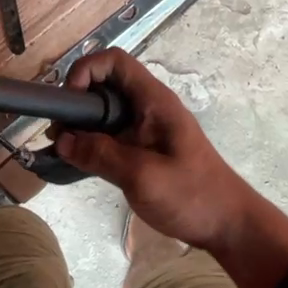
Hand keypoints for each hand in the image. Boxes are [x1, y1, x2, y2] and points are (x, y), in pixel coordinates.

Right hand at [52, 50, 259, 252]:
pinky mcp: (143, 151)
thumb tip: (62, 140)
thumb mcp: (142, 176)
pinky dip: (90, 144)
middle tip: (58, 134)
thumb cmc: (192, 195)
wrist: (228, 226)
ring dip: (81, 126)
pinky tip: (74, 162)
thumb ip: (100, 155)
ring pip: (104, 113)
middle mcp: (148, 108)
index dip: (86, 71)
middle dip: (77, 102)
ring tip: (61, 150)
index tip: (70, 102)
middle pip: (104, 85)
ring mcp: (146, 130)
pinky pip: (110, 137)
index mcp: (154, 101)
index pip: (114, 61)